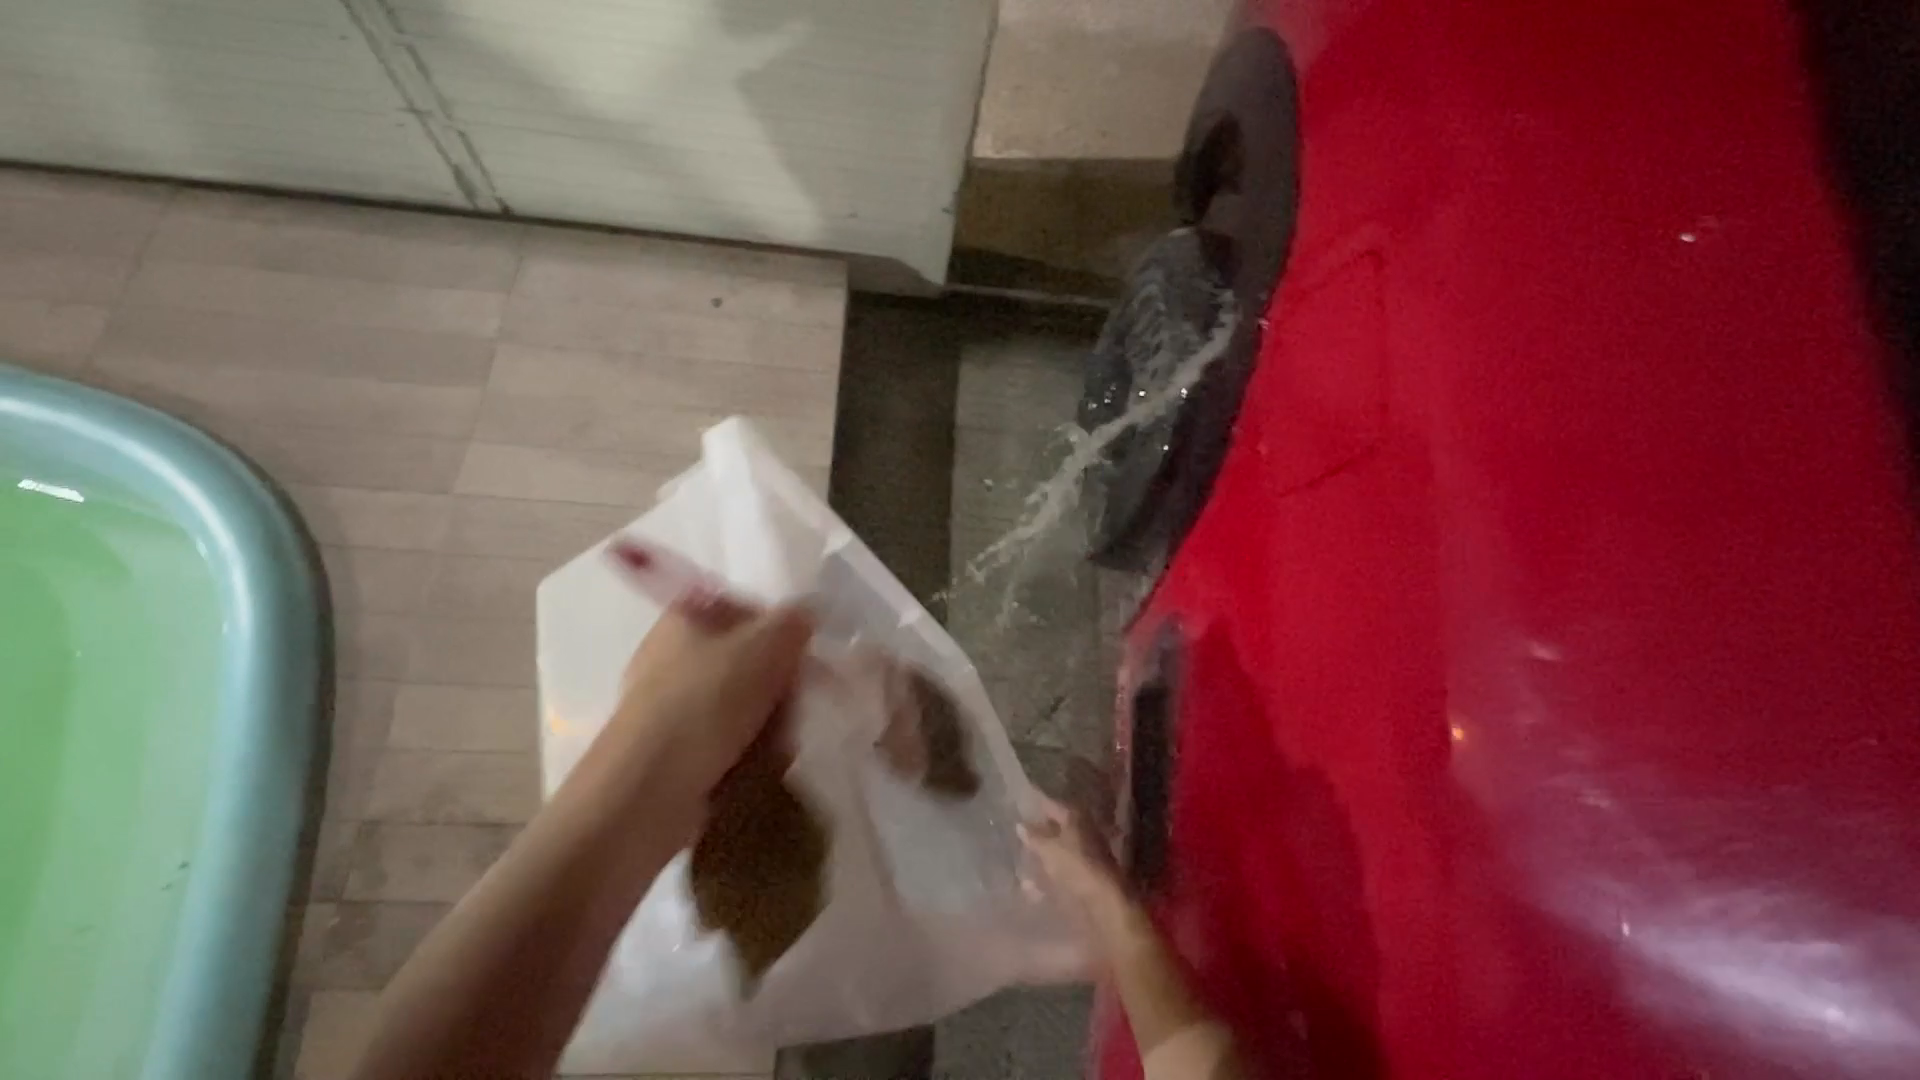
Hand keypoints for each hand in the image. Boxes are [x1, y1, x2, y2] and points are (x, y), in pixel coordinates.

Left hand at [607, 593, 814, 807]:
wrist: (648, 791)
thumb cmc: (705, 703)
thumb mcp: (764, 645)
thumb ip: (794, 620)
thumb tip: (807, 616)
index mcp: (683, 617)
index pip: (745, 607)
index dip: (781, 626)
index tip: (806, 651)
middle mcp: (671, 656)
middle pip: (748, 658)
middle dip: (780, 680)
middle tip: (799, 699)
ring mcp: (671, 705)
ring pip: (743, 701)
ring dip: (772, 719)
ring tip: (785, 739)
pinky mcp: (675, 750)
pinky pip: (729, 739)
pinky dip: (752, 749)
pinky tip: (766, 763)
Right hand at [1020, 799, 1154, 964]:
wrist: (1105, 902)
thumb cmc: (1075, 866)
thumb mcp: (1048, 849)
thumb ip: (1033, 836)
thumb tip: (1020, 825)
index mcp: (1076, 818)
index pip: (1052, 804)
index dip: (1036, 803)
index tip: (1021, 801)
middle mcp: (1084, 832)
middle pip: (1057, 827)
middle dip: (1038, 830)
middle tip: (1017, 830)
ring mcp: (1086, 855)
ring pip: (1059, 850)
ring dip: (1042, 854)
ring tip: (1021, 858)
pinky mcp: (1086, 877)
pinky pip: (1061, 872)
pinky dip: (1047, 876)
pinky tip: (1030, 886)